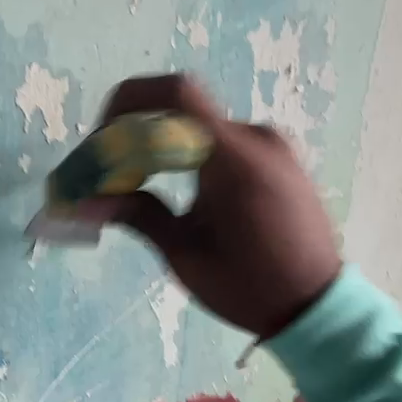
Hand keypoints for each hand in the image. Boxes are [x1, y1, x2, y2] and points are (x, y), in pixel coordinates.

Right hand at [97, 74, 342, 337]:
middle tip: (105, 167)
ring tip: (134, 181)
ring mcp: (272, 145)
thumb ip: (135, 214)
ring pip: (198, 125)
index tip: (102, 138)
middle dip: (133, 131)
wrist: (318, 307)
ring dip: (159, 143)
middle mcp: (257, 138)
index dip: (127, 103)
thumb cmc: (249, 287)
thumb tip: (82, 203)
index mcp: (234, 158)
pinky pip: (220, 139)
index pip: (175, 94)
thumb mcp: (184, 253)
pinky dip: (187, 151)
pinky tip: (171, 184)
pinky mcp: (277, 157)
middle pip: (180, 110)